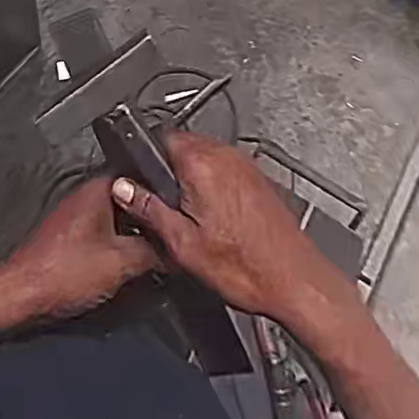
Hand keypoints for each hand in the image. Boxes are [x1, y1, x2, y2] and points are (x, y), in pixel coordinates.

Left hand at [0, 178, 158, 319]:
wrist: (21, 295)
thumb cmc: (62, 272)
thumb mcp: (121, 263)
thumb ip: (152, 252)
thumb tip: (171, 250)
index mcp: (99, 187)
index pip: (140, 176)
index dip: (161, 194)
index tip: (176, 210)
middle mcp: (86, 194)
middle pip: (129, 199)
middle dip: (147, 218)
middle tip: (165, 236)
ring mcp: (76, 212)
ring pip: (116, 217)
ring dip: (130, 233)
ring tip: (147, 252)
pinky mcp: (68, 233)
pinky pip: (101, 230)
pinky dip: (113, 243)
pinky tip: (120, 263)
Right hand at [110, 132, 349, 324]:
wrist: (294, 281)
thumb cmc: (248, 268)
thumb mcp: (183, 244)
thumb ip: (149, 210)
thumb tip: (124, 189)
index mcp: (202, 164)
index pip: (162, 138)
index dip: (145, 158)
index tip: (139, 178)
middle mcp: (225, 155)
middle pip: (183, 145)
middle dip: (167, 170)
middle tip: (162, 203)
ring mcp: (244, 164)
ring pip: (203, 157)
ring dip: (190, 177)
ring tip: (189, 216)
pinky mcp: (256, 177)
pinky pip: (222, 168)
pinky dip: (212, 185)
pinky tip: (214, 219)